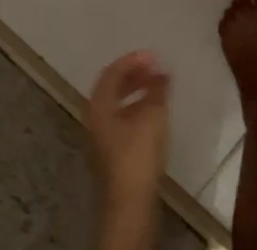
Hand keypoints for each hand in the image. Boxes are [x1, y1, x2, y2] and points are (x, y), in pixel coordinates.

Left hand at [86, 51, 170, 201]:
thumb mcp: (152, 115)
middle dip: (134, 74)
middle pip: (112, 87)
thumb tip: (161, 70)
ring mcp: (101, 136)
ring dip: (135, 91)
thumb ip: (157, 89)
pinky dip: (135, 107)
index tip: (154, 55)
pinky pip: (121, 118)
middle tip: (155, 67)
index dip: (132, 60)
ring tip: (157, 86)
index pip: (112, 72)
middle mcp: (94, 118)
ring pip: (116, 103)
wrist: (130, 202)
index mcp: (98, 106)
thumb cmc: (138, 153)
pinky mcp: (111, 151)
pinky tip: (152, 112)